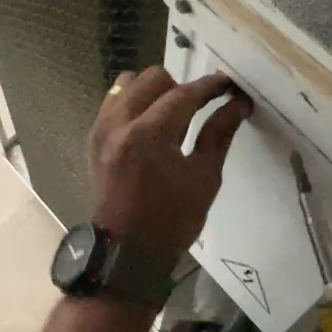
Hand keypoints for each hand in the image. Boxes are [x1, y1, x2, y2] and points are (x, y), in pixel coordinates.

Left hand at [88, 66, 251, 259]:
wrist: (127, 252)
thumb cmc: (171, 221)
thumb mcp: (204, 179)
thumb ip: (218, 134)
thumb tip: (237, 104)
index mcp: (148, 136)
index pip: (183, 94)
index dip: (210, 86)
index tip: (229, 85)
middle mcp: (119, 125)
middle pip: (152, 79)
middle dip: (179, 87)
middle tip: (197, 109)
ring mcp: (101, 130)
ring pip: (127, 84)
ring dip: (152, 91)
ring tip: (169, 116)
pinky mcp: (93, 139)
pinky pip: (113, 103)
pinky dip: (132, 104)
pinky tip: (148, 125)